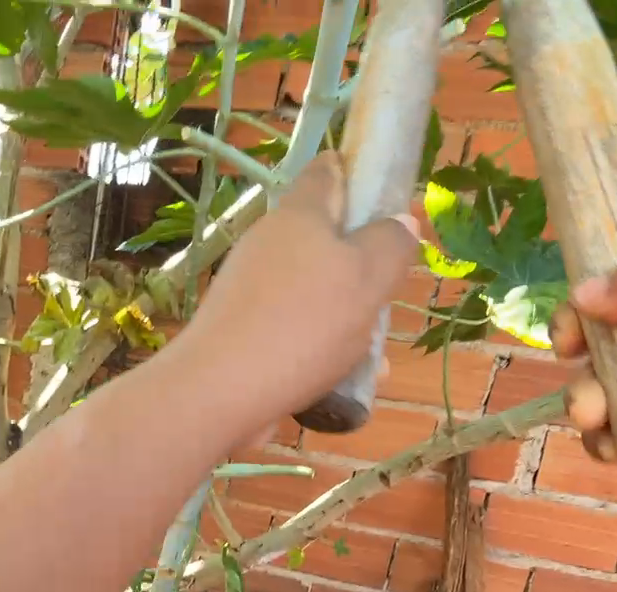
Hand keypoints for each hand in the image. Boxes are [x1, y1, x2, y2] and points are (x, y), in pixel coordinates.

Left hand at [183, 152, 417, 422]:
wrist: (218, 394)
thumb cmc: (300, 325)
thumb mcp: (367, 277)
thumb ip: (390, 245)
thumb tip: (399, 223)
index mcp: (297, 216)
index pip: (328, 172)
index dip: (361, 176)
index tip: (389, 205)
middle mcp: (266, 248)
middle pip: (323, 244)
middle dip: (360, 273)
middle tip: (385, 301)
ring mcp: (247, 295)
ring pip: (310, 299)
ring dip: (344, 325)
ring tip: (373, 361)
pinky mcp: (237, 338)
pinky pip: (289, 339)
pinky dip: (316, 357)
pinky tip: (339, 387)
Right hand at [557, 206, 616, 524]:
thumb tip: (584, 293)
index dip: (614, 237)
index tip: (574, 264)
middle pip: (613, 305)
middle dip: (583, 327)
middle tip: (570, 347)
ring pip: (601, 370)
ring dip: (587, 393)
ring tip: (597, 414)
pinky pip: (607, 422)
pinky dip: (603, 434)